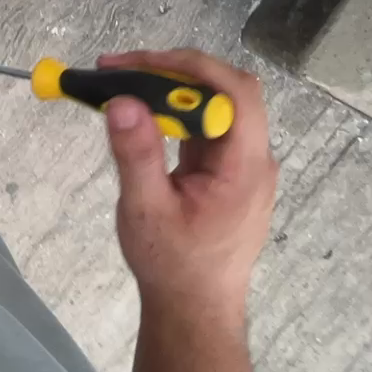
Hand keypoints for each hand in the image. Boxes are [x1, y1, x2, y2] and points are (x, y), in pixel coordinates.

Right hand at [99, 49, 278, 327]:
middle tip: (118, 70)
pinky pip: (201, 125)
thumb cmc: (173, 263)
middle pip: (225, 90)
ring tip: (119, 85)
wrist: (193, 308)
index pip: (236, 92)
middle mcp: (252, 158)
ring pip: (213, 104)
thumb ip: (136, 154)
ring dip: (167, 88)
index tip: (138, 63)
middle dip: (172, 70)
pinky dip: (169, 109)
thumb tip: (122, 101)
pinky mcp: (223, 171)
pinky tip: (136, 114)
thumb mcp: (146, 209)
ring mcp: (240, 164)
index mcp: (245, 166)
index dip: (191, 66)